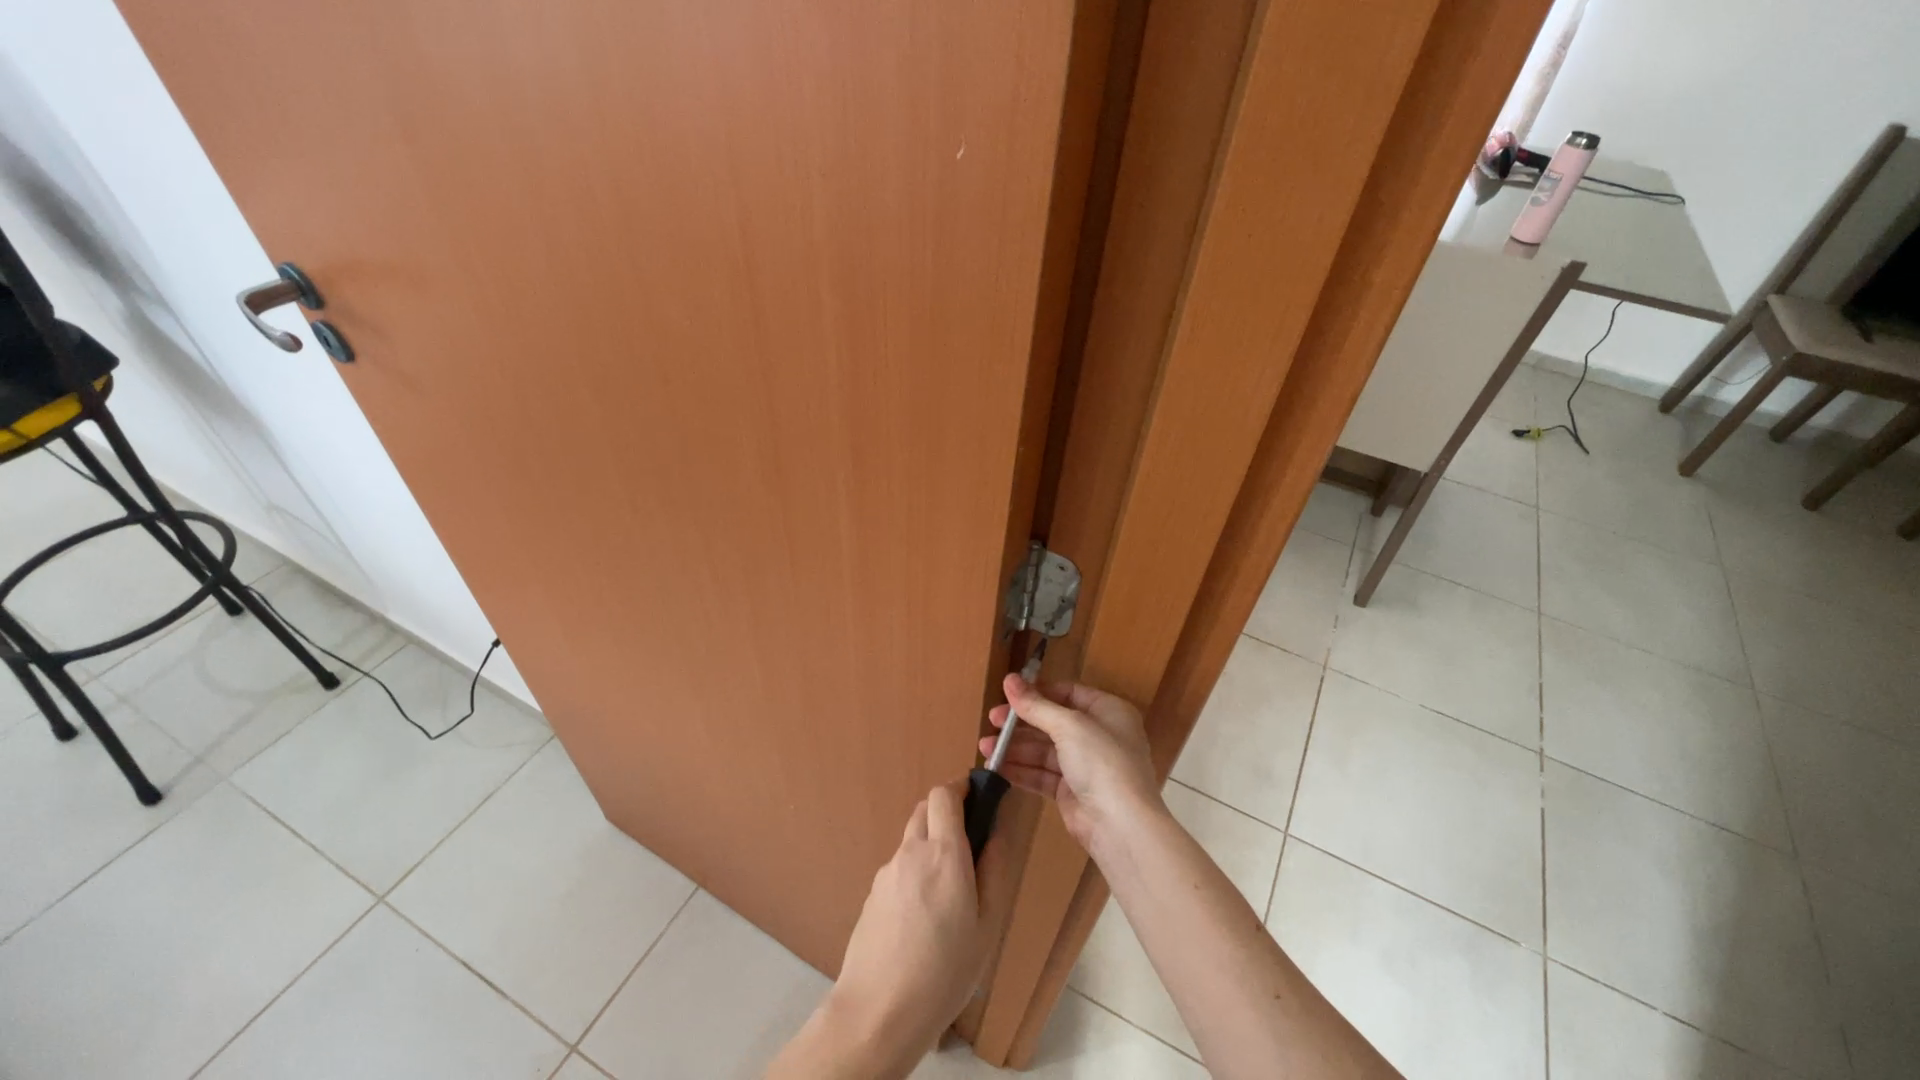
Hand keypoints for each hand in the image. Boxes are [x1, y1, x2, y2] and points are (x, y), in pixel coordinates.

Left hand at [820, 781, 1000, 1073]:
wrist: (880, 1009)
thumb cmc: (946, 970)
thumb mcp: (987, 923)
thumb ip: (993, 870)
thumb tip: (996, 831)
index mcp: (944, 854)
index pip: (944, 794)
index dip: (961, 787)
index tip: (978, 796)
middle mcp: (911, 853)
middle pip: (925, 809)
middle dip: (947, 811)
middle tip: (970, 841)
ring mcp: (886, 873)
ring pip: (911, 839)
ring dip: (931, 843)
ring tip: (950, 890)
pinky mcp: (872, 894)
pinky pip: (899, 867)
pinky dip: (915, 870)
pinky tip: (924, 915)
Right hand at [978, 675, 1163, 852]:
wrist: (1119, 824)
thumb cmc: (1101, 762)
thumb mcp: (1069, 726)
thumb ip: (1036, 706)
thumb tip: (1009, 679)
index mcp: (1108, 711)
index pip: (1068, 693)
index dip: (1038, 693)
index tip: (1008, 694)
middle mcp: (1098, 735)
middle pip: (1052, 722)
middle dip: (1020, 723)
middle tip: (991, 721)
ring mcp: (1085, 765)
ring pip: (1044, 750)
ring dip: (1015, 748)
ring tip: (985, 748)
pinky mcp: (1072, 791)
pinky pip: (1042, 774)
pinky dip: (1021, 770)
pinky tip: (996, 768)